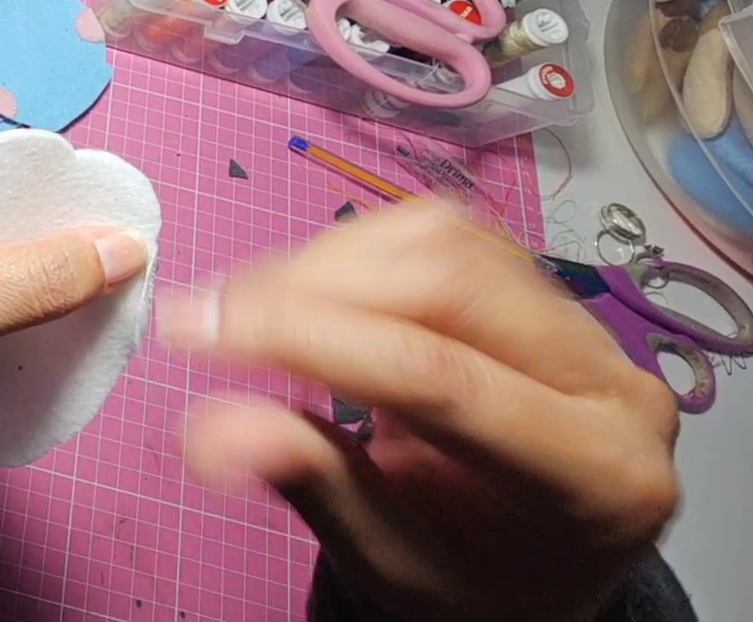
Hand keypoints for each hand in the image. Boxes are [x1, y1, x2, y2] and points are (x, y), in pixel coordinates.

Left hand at [0, 135, 146, 435]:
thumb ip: (30, 279)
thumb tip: (125, 245)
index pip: (1, 166)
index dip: (61, 201)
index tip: (121, 244)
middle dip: (50, 240)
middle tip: (112, 284)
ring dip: (29, 271)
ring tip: (84, 305)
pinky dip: (1, 291)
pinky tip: (35, 319)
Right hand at [158, 202, 679, 621]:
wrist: (520, 545)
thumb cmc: (461, 564)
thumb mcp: (385, 555)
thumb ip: (307, 480)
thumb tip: (208, 431)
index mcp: (592, 475)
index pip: (437, 377)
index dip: (301, 339)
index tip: (191, 330)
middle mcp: (601, 380)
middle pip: (441, 283)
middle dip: (301, 288)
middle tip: (211, 316)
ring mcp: (566, 317)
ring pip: (427, 239)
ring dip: (311, 265)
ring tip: (251, 311)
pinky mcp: (517, 276)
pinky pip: (418, 227)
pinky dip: (335, 249)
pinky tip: (302, 293)